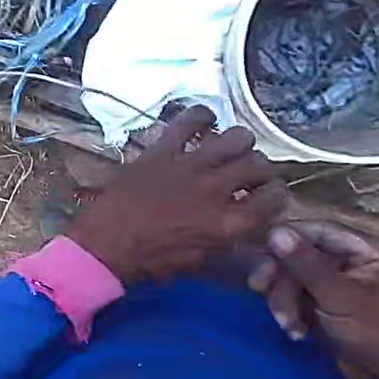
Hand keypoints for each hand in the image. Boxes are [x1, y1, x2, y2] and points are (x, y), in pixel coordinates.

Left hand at [67, 106, 286, 284]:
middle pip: (259, 165)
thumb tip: (250, 230)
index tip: (265, 196)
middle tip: (245, 175)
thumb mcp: (199, 262)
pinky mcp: (161, 152)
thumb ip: (230, 244)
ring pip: (236, 138)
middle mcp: (216, 190)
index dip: (274, 196)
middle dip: (259, 170)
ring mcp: (188, 167)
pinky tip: (204, 122)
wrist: (103, 248)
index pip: (275, 198)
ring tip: (228, 151)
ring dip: (238, 144)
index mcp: (229, 224)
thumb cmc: (149, 262)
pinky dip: (201, 116)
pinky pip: (189, 121)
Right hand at [249, 220, 378, 378]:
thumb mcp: (338, 298)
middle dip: (284, 280)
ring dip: (285, 300)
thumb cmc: (375, 338)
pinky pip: (300, 294)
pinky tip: (295, 329)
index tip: (259, 256)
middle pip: (304, 255)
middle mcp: (361, 261)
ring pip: (297, 276)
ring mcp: (346, 282)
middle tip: (259, 290)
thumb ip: (306, 264)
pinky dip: (292, 310)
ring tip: (287, 324)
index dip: (288, 240)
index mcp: (375, 252)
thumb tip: (275, 231)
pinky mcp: (332, 301)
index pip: (322, 231)